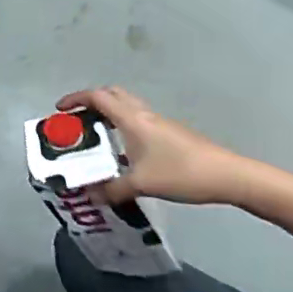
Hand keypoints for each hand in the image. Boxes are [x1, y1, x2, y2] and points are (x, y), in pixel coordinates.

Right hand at [56, 86, 256, 206]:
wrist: (232, 177)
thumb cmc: (181, 172)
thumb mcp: (141, 184)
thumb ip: (112, 189)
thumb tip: (90, 196)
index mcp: (131, 119)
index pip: (97, 97)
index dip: (75, 99)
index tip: (60, 110)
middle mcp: (143, 115)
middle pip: (112, 95)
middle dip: (91, 102)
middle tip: (79, 118)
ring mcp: (160, 124)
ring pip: (127, 107)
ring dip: (109, 114)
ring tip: (97, 134)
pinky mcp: (172, 135)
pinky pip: (139, 121)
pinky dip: (124, 126)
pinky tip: (124, 151)